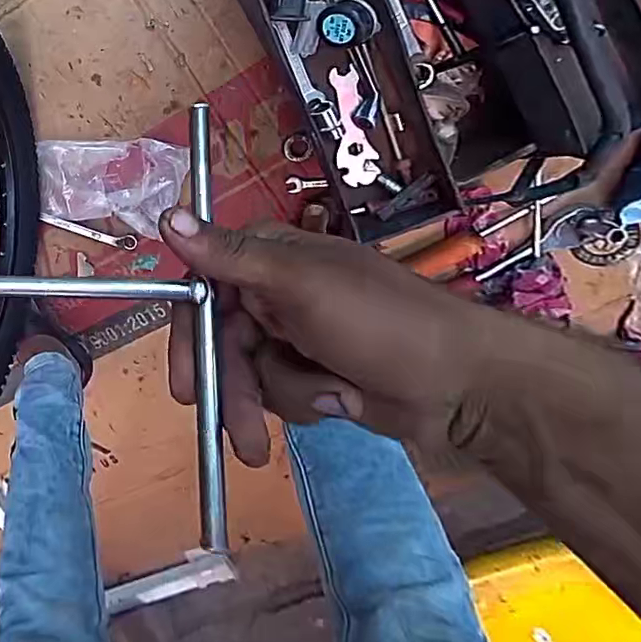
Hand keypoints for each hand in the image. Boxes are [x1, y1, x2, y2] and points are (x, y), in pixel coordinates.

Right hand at [159, 208, 511, 464]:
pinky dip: (306, 400)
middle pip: (220, 339)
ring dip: (274, 396)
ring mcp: (292, 331)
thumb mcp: (299, 284)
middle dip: (231, 384)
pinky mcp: (313, 368)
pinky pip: (281, 389)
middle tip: (231, 426)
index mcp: (264, 258)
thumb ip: (229, 255)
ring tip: (305, 419)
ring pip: (247, 368)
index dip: (190, 334)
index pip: (200, 288)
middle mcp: (271, 291)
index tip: (184, 379)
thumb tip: (167, 215)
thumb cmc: (382, 323)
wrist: (473, 389)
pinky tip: (340, 400)